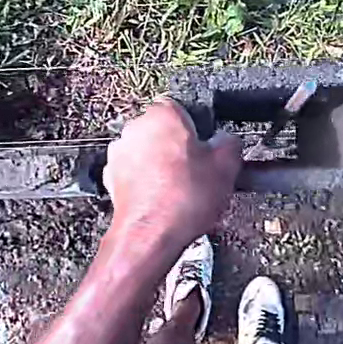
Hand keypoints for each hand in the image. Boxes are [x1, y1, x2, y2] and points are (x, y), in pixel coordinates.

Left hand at [102, 99, 241, 251]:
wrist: (150, 235)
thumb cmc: (182, 199)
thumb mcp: (226, 165)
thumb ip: (230, 142)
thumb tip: (228, 141)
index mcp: (162, 114)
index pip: (182, 107)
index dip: (197, 128)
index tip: (206, 146)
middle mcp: (135, 128)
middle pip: (164, 131)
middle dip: (179, 148)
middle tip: (197, 171)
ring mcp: (120, 153)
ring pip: (149, 153)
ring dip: (163, 166)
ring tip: (181, 190)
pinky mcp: (112, 178)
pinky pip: (136, 174)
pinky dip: (148, 183)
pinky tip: (165, 200)